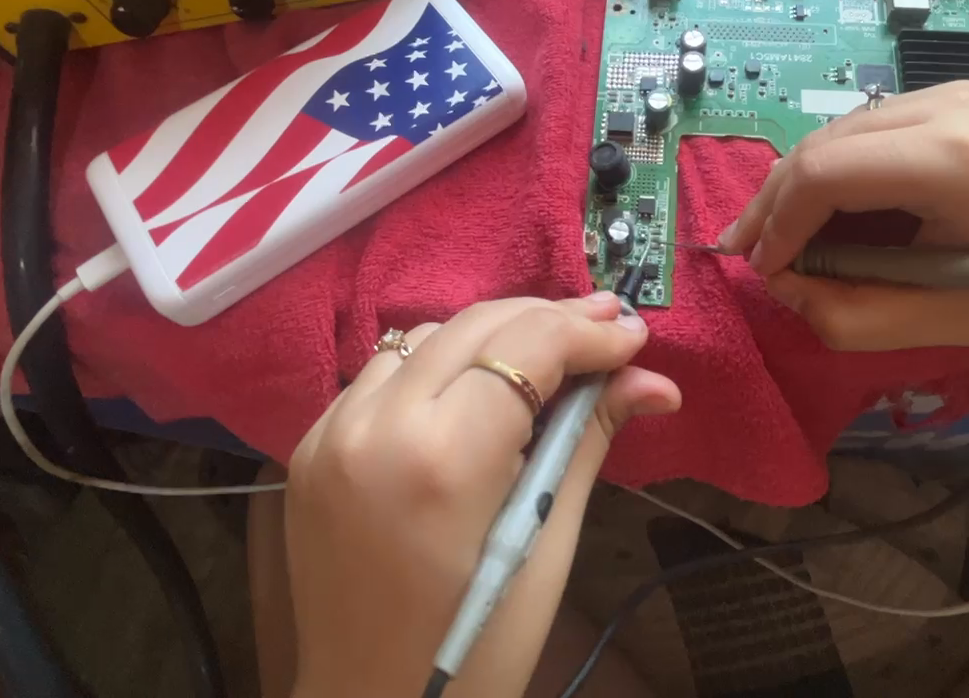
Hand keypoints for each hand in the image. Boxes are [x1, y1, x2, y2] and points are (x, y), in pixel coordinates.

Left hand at [285, 293, 679, 697]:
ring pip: (428, 335)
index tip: (633, 332)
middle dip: (549, 317)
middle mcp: (375, 425)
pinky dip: (439, 362)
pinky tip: (475, 386)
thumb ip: (589, 438)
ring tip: (548, 355)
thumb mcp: (546, 545)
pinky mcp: (311, 442)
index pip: (525, 348)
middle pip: (477, 325)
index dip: (587, 331)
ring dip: (493, 335)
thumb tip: (657, 381)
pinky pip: (385, 370)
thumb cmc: (477, 650)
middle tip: (608, 323)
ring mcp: (331, 430)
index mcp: (441, 460)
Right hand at [717, 81, 968, 371]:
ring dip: (802, 183)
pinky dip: (839, 169)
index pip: (822, 173)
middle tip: (746, 248)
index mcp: (948, 156)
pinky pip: (871, 130)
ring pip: (840, 131)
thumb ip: (839, 311)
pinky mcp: (959, 98)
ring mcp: (954, 92)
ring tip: (778, 232)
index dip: (776, 224)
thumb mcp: (931, 322)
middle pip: (822, 143)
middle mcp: (945, 103)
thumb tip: (780, 281)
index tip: (760, 269)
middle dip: (775, 201)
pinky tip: (828, 206)